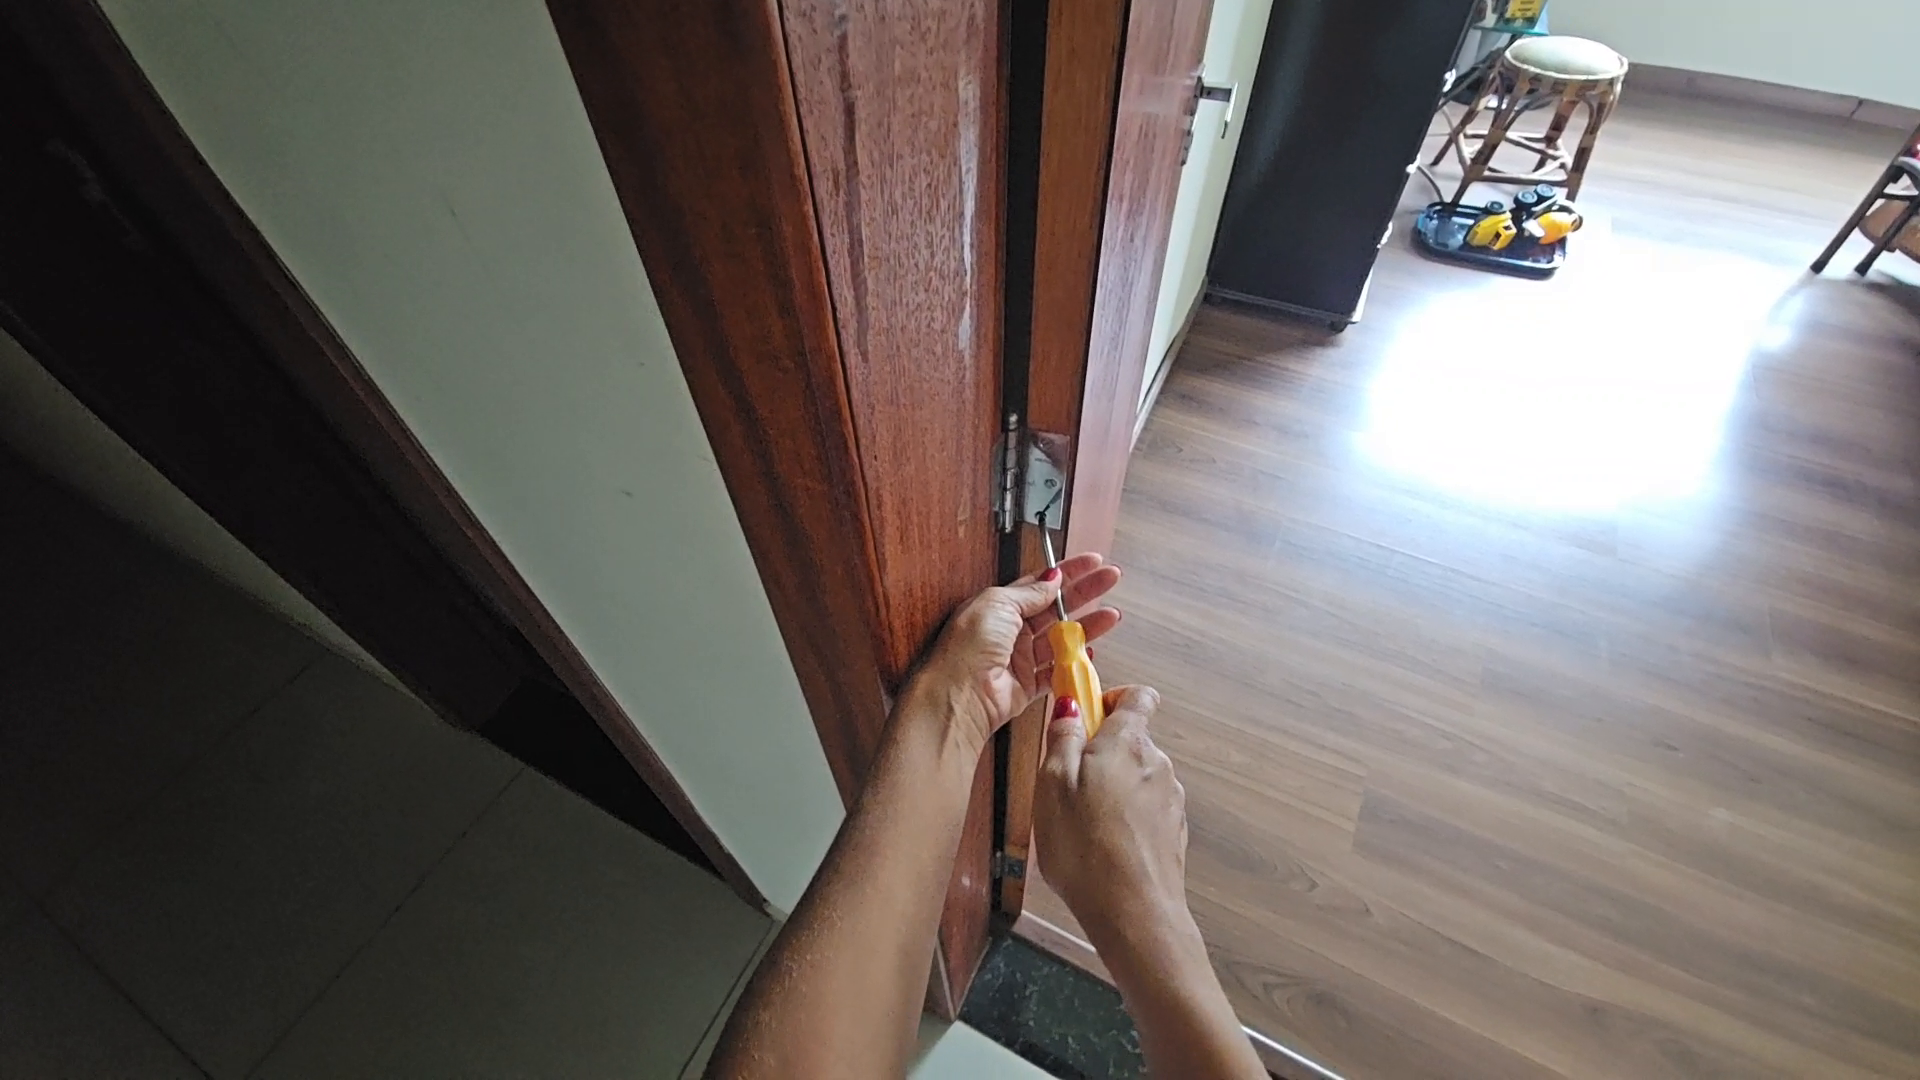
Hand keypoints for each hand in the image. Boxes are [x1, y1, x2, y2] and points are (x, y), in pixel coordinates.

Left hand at [902, 553, 1121, 754]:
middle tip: (1111, 581)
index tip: (1093, 563)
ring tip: (1112, 615)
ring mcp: (1020, 658)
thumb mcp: (998, 605)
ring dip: (1088, 626)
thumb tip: (1053, 577)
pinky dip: (1075, 662)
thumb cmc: (967, 647)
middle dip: (1086, 593)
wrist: (958, 695)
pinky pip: (1057, 671)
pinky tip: (1092, 651)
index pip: (1040, 583)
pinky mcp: (1027, 686)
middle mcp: (1010, 630)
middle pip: (1056, 607)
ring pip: (1062, 638)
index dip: (1068, 572)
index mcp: (1000, 606)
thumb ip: (1030, 593)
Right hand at [1034, 686, 1189, 947]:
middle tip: (1068, 781)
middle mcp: (1157, 762)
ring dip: (1112, 785)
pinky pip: (1146, 806)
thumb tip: (1070, 706)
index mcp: (1128, 742)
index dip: (1110, 697)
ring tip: (1082, 821)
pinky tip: (1103, 844)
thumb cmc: (1085, 847)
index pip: (1137, 695)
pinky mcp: (1174, 830)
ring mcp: (1171, 798)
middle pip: (1131, 738)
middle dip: (1101, 750)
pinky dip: (1126, 814)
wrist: (1134, 915)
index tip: (1085, 715)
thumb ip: (1062, 738)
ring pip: (1137, 774)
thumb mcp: (1052, 784)